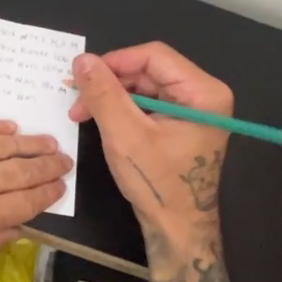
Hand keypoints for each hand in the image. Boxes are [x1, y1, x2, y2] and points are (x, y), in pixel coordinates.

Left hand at [0, 121, 71, 281]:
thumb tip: (14, 230)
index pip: (27, 201)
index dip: (48, 193)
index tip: (61, 186)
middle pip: (20, 170)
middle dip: (46, 165)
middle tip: (62, 160)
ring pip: (0, 144)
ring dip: (27, 143)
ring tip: (45, 140)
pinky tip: (8, 127)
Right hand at [68, 42, 231, 245]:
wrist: (177, 225)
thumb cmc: (156, 182)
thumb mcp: (124, 135)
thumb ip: (103, 94)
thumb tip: (81, 59)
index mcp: (203, 92)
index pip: (153, 56)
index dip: (113, 62)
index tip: (80, 79)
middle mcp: (204, 94)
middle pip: (148, 70)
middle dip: (109, 83)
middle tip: (77, 103)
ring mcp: (194, 108)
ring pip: (143, 85)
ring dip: (111, 96)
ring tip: (83, 115)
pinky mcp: (182, 122)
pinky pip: (147, 102)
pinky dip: (121, 108)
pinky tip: (101, 121)